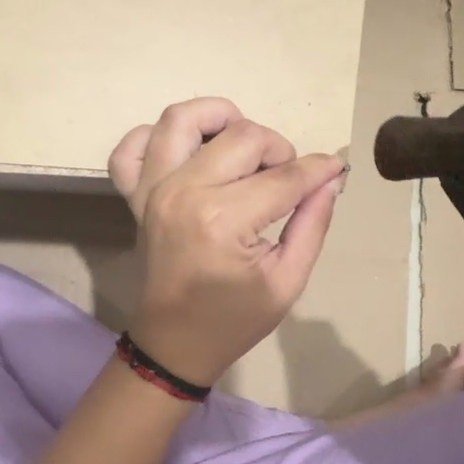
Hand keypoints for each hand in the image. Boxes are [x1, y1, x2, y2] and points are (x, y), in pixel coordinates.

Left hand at [108, 98, 344, 386]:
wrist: (174, 345)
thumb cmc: (233, 321)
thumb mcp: (287, 283)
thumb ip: (312, 225)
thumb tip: (330, 179)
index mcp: (223, 221)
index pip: (283, 176)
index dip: (319, 170)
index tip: (335, 171)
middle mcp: (183, 193)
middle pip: (241, 135)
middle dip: (278, 148)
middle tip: (288, 179)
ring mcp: (152, 191)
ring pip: (181, 119)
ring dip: (218, 118)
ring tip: (242, 146)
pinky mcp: (135, 197)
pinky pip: (129, 149)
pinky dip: (152, 138)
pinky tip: (184, 152)